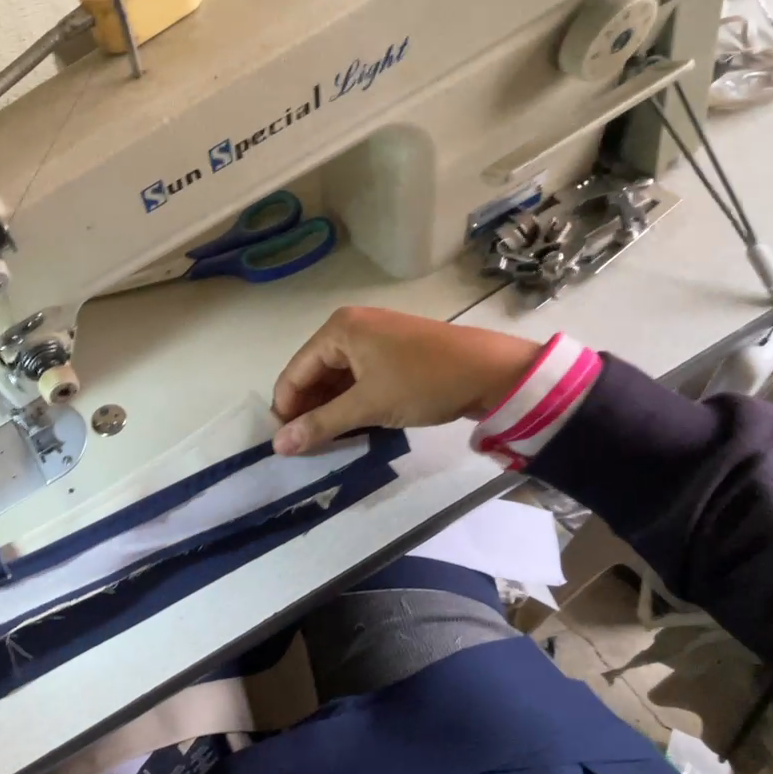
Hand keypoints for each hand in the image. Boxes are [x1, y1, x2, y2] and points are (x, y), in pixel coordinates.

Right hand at [272, 307, 543, 454]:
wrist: (494, 372)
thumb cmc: (423, 382)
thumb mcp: (368, 406)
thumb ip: (320, 425)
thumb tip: (278, 446)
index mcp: (338, 330)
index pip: (294, 373)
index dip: (286, 410)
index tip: (286, 445)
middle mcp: (351, 327)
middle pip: (313, 374)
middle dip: (308, 410)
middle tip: (307, 446)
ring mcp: (374, 337)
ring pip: (336, 379)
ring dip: (330, 409)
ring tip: (329, 440)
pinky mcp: (392, 351)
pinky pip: (358, 378)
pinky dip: (351, 401)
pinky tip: (353, 425)